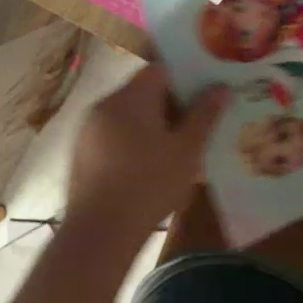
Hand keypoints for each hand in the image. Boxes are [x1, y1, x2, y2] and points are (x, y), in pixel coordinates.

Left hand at [65, 65, 225, 241]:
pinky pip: (114, 135)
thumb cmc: (149, 185)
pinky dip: (134, 141)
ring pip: (128, 115)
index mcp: (130, 97)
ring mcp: (88, 129)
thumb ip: (204, 115)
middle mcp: (104, 104)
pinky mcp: (81, 153)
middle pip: (144, 91)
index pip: (161, 69)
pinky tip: (151, 166)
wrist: (99, 233)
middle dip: (172, 103)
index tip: (208, 90)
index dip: (187, 76)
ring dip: (153, 124)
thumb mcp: (187, 151)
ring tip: (179, 147)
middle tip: (200, 121)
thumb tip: (221, 86)